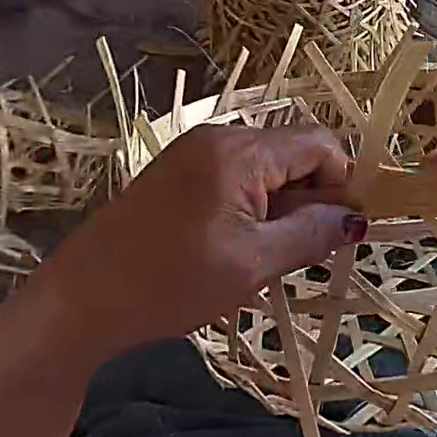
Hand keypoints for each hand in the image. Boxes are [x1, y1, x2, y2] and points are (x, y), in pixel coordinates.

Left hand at [42, 125, 365, 356]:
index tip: (341, 230)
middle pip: (294, 150)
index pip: (319, 143)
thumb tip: (357, 218)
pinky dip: (256, 202)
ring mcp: (196, 149)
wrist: (79, 301)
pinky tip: (240, 242)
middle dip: (312, 195)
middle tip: (304, 250)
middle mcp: (219, 136)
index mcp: (239, 150)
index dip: (342, 182)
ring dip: (284, 202)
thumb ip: (311, 233)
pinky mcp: (180, 169)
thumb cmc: (169, 283)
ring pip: (269, 164)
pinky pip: (239, 173)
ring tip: (267, 253)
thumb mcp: (252, 264)